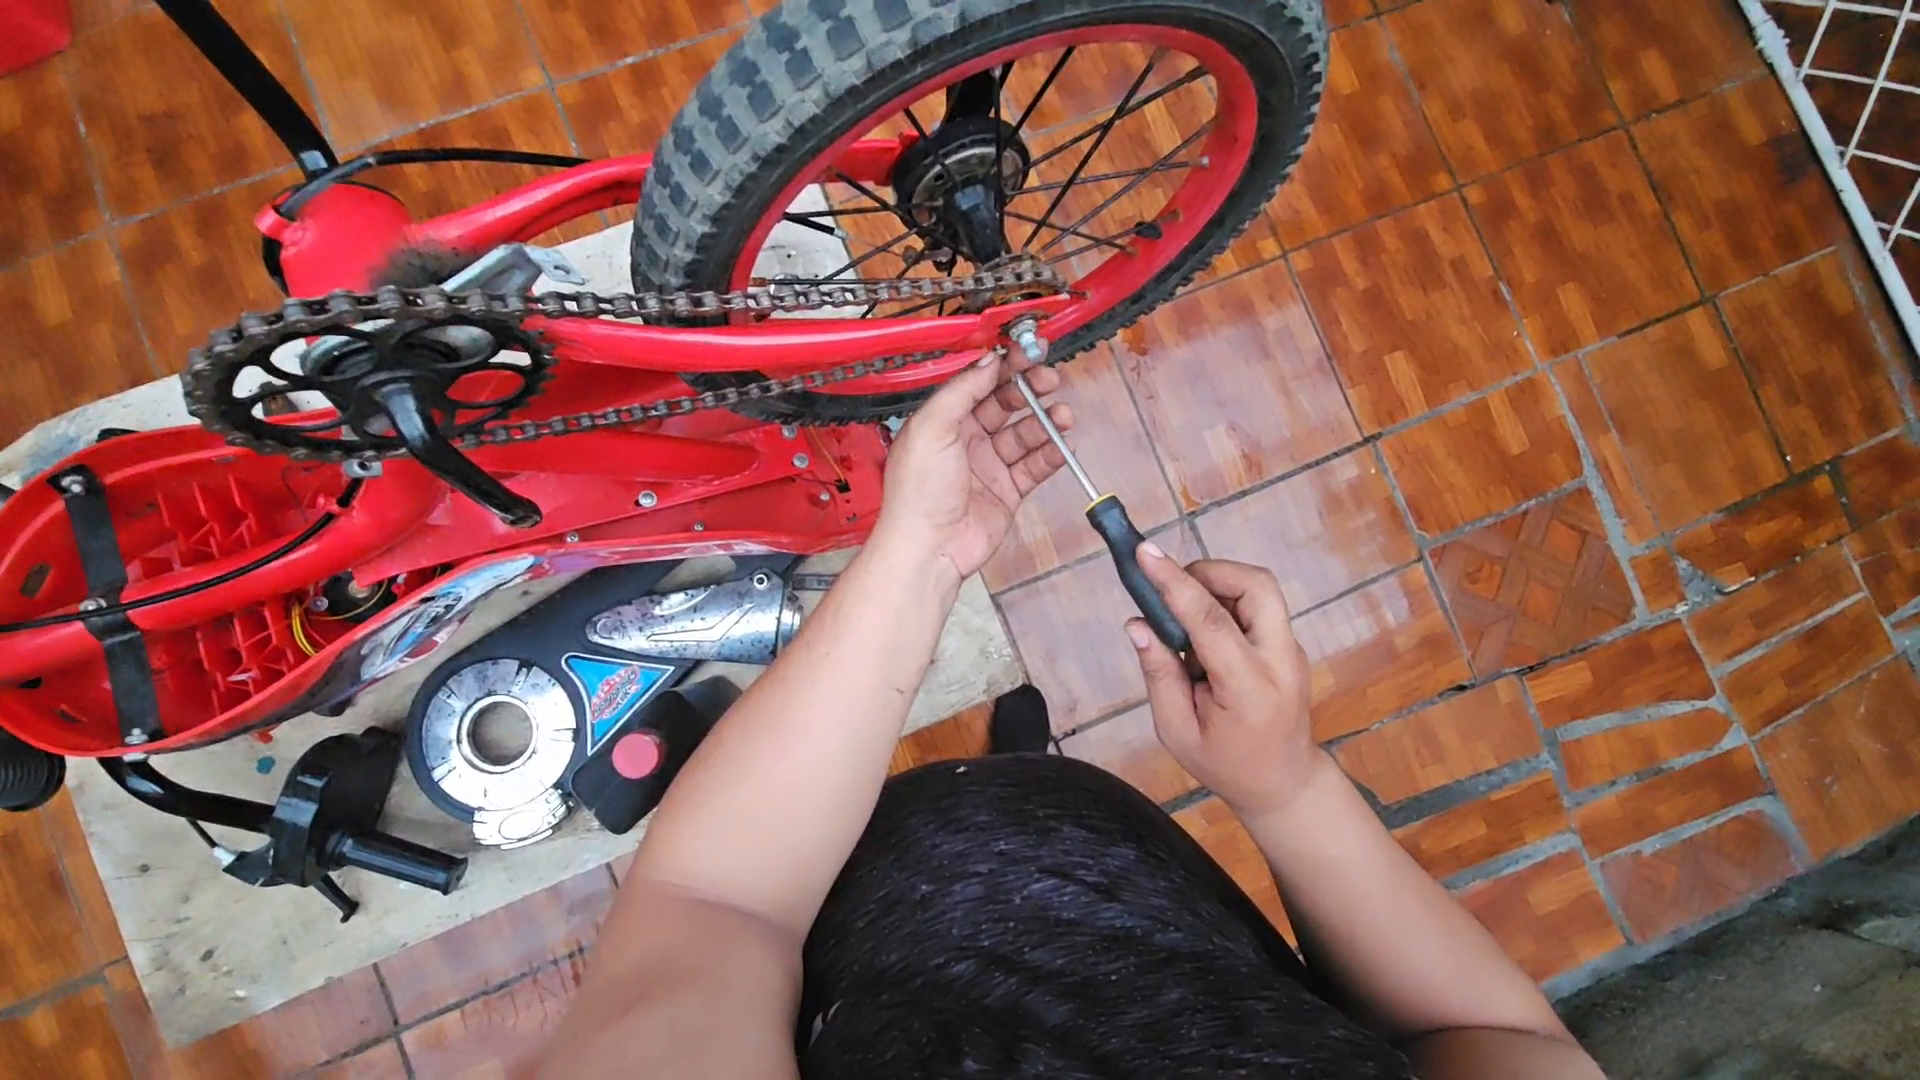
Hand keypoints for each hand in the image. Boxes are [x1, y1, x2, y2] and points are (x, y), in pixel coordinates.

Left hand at [871, 351, 1070, 578]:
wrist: (930, 547)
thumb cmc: (919, 492)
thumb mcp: (932, 426)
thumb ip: (962, 390)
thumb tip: (988, 362)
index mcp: (943, 421)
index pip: (978, 384)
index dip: (1003, 367)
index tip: (1027, 352)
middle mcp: (966, 441)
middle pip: (1005, 405)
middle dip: (1029, 390)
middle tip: (1049, 379)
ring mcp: (988, 466)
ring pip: (1024, 435)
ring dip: (1045, 421)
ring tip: (1062, 413)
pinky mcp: (1007, 492)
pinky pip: (1035, 467)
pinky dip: (1051, 454)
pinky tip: (1062, 444)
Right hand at [1127, 552, 1330, 821]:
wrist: (1285, 783)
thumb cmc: (1225, 764)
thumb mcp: (1177, 732)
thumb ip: (1159, 675)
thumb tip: (1137, 625)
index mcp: (1249, 688)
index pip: (1211, 621)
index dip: (1175, 583)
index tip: (1145, 553)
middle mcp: (1280, 659)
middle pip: (1256, 585)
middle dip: (1209, 571)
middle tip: (1172, 588)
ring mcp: (1292, 649)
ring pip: (1260, 587)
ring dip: (1218, 583)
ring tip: (1183, 613)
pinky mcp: (1289, 645)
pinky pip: (1258, 605)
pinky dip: (1225, 601)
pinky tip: (1201, 634)